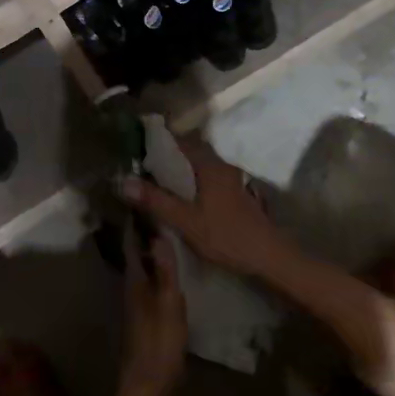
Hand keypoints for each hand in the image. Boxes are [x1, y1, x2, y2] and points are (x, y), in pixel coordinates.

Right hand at [119, 133, 289, 276]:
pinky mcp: (236, 194)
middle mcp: (222, 166)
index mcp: (209, 166)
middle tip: (143, 161)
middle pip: (191, 150)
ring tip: (157, 177)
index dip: (159, 138)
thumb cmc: (227, 236)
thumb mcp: (185, 221)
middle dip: (168, 152)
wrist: (271, 258)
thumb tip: (123, 180)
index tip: (138, 140)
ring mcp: (232, 180)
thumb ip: (155, 200)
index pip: (180, 140)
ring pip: (200, 164)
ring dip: (181, 166)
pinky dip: (191, 178)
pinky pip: (207, 176)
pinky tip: (182, 193)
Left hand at [119, 222, 187, 395]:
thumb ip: (165, 270)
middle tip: (158, 214)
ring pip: (141, 269)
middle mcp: (129, 288)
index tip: (140, 201)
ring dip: (149, 253)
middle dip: (142, 235)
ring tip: (166, 238)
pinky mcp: (143, 317)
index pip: (130, 244)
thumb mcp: (169, 304)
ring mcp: (135, 303)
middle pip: (134, 255)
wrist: (149, 383)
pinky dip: (156, 272)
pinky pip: (148, 284)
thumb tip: (157, 235)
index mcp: (133, 281)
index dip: (134, 224)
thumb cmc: (160, 341)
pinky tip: (169, 274)